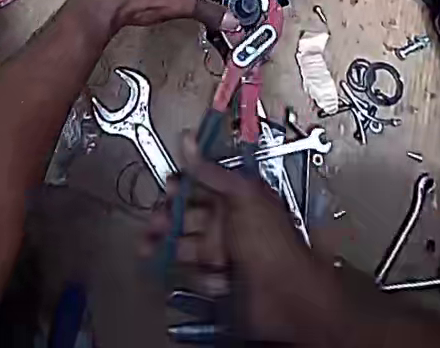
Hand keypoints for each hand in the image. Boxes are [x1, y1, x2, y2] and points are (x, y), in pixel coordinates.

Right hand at [147, 143, 344, 342]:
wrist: (288, 298)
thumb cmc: (273, 242)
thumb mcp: (241, 196)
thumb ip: (210, 171)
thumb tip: (189, 141)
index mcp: (235, 196)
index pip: (200, 183)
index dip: (180, 185)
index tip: (164, 188)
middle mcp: (229, 222)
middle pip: (189, 215)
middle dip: (167, 218)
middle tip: (153, 222)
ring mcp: (226, 252)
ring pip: (188, 245)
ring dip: (170, 247)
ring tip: (151, 248)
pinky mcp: (222, 281)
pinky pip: (200, 275)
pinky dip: (203, 278)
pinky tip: (214, 279)